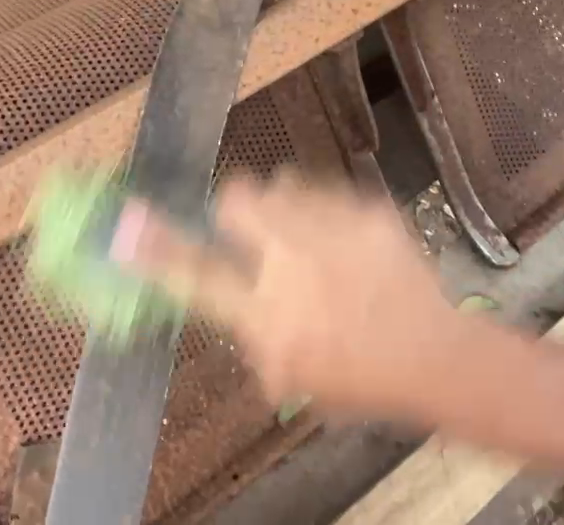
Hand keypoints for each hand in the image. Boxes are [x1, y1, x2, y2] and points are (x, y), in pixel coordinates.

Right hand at [114, 172, 520, 419]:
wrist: (435, 356)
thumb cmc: (360, 378)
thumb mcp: (293, 373)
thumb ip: (256, 336)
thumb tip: (242, 313)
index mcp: (266, 310)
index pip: (194, 270)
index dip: (155, 244)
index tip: (128, 220)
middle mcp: (291, 260)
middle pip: (236, 199)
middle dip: (234, 206)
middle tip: (251, 225)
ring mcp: (333, 227)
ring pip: (282, 185)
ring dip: (285, 206)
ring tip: (311, 234)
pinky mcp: (366, 209)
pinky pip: (328, 191)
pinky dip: (330, 211)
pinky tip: (352, 241)